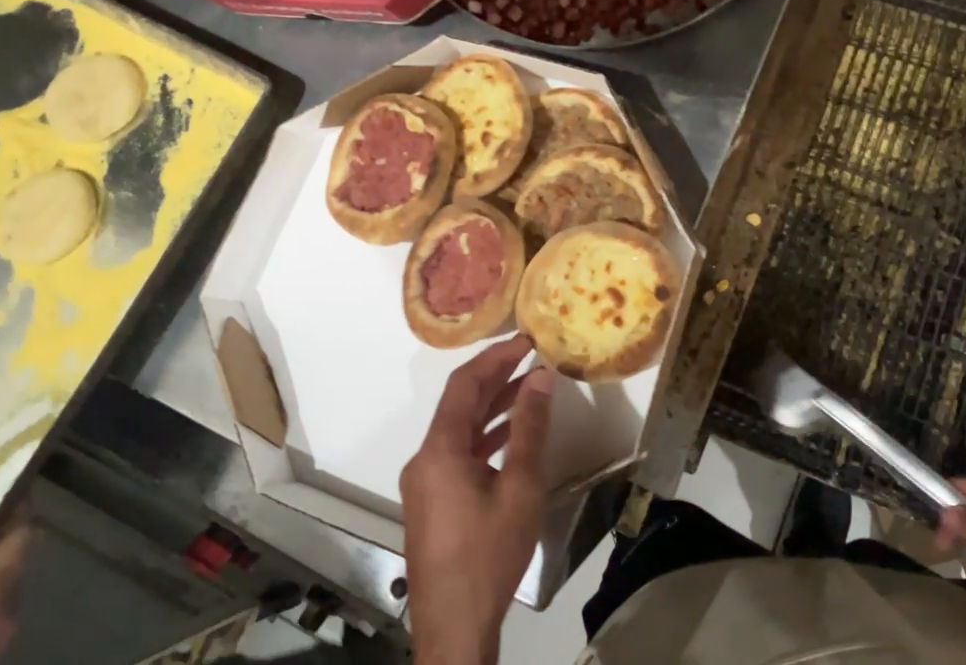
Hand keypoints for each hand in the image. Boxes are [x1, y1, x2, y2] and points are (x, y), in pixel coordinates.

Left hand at [402, 335, 555, 664]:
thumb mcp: (519, 487)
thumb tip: (540, 376)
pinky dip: (486, 437)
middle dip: (496, 378)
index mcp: (439, 450)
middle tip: (532, 358)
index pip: (464, 385)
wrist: (454, 624)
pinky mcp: (434, 503)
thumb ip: (529, 429)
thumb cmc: (489, 552)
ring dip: (494, 408)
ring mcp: (426, 483)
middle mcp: (425, 460)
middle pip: (459, 405)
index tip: (526, 340)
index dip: (495, 357)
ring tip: (532, 389)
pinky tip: (514, 437)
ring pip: (460, 431)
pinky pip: (459, 454)